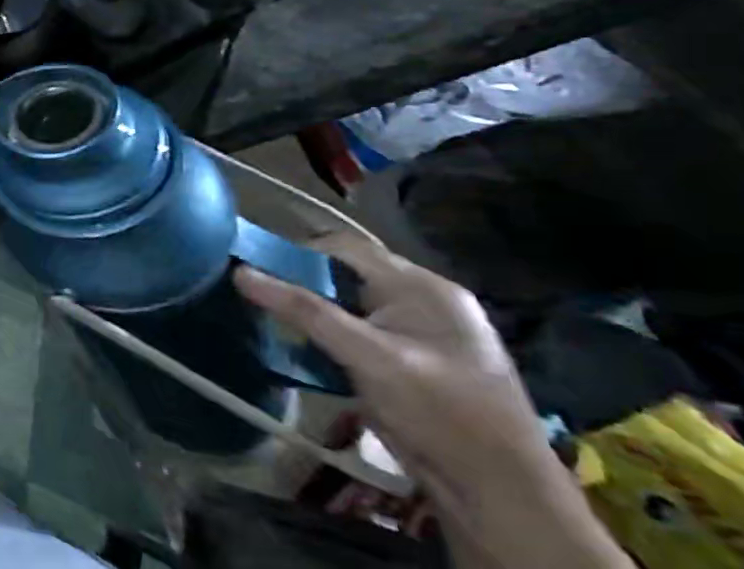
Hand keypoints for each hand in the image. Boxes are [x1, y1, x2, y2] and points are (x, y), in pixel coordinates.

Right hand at [234, 238, 554, 512]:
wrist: (501, 495)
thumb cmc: (439, 413)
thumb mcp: (368, 358)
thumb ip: (305, 312)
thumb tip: (241, 272)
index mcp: (423, 286)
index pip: (344, 247)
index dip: (298, 253)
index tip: (259, 273)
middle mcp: (427, 299)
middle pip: (348, 274)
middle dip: (306, 286)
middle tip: (267, 304)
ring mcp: (426, 331)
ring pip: (354, 305)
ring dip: (320, 315)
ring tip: (284, 330)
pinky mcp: (419, 360)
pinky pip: (365, 331)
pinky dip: (337, 337)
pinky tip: (317, 355)